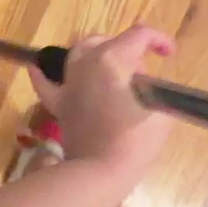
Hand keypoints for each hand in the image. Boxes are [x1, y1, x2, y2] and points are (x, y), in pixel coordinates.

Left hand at [28, 25, 174, 179]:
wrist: (100, 171)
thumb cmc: (136, 141)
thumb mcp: (162, 112)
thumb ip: (154, 91)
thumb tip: (142, 88)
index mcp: (114, 59)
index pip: (139, 35)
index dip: (159, 39)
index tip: (168, 54)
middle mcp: (86, 63)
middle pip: (108, 41)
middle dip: (129, 51)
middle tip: (142, 76)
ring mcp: (68, 82)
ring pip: (78, 53)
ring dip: (97, 54)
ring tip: (110, 70)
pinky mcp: (58, 103)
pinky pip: (45, 82)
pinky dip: (43, 73)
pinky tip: (39, 67)